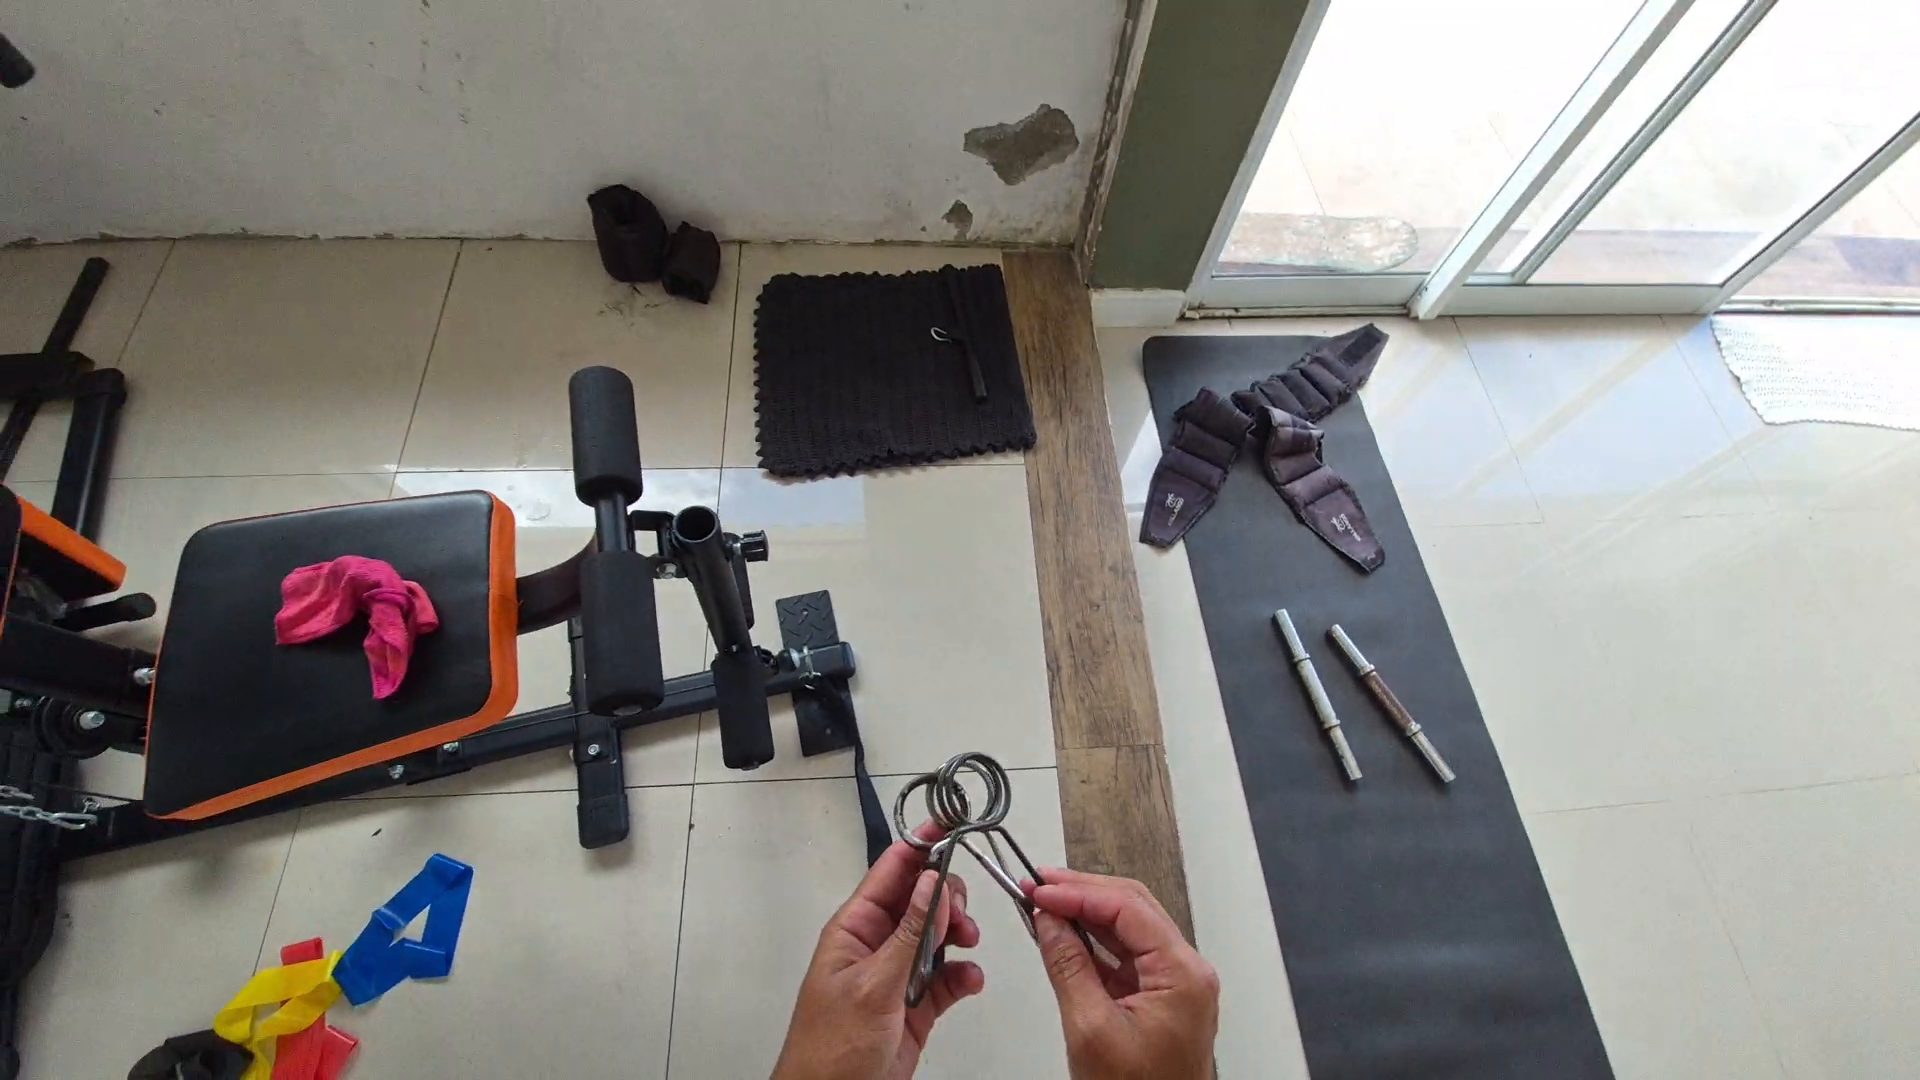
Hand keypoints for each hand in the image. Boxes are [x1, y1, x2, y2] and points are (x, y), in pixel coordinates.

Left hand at [771, 824, 985, 1079]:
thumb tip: (934, 881)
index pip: (891, 870)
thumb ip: (909, 932)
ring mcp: (898, 972)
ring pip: (938, 933)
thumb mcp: (873, 984)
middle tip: (962, 910)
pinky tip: (971, 980)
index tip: (948, 824)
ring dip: (959, 933)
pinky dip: (963, 975)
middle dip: (948, 896)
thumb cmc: (832, 1048)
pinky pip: (947, 976)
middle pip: (921, 898)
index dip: (919, 844)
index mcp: (856, 926)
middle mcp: (879, 942)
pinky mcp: (916, 1004)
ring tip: (970, 943)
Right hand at [1025, 868, 1218, 1079]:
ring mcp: (1173, 981)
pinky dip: (1091, 937)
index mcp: (1182, 973)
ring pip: (1126, 925)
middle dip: (1081, 891)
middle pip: (1130, 906)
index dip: (1078, 892)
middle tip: (1038, 884)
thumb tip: (1047, 918)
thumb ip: (1067, 964)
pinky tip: (1062, 930)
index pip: (1127, 908)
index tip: (1039, 889)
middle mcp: (1186, 968)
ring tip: (1043, 900)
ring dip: (1084, 910)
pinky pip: (1123, 951)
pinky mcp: (1158, 994)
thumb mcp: (1090, 1029)